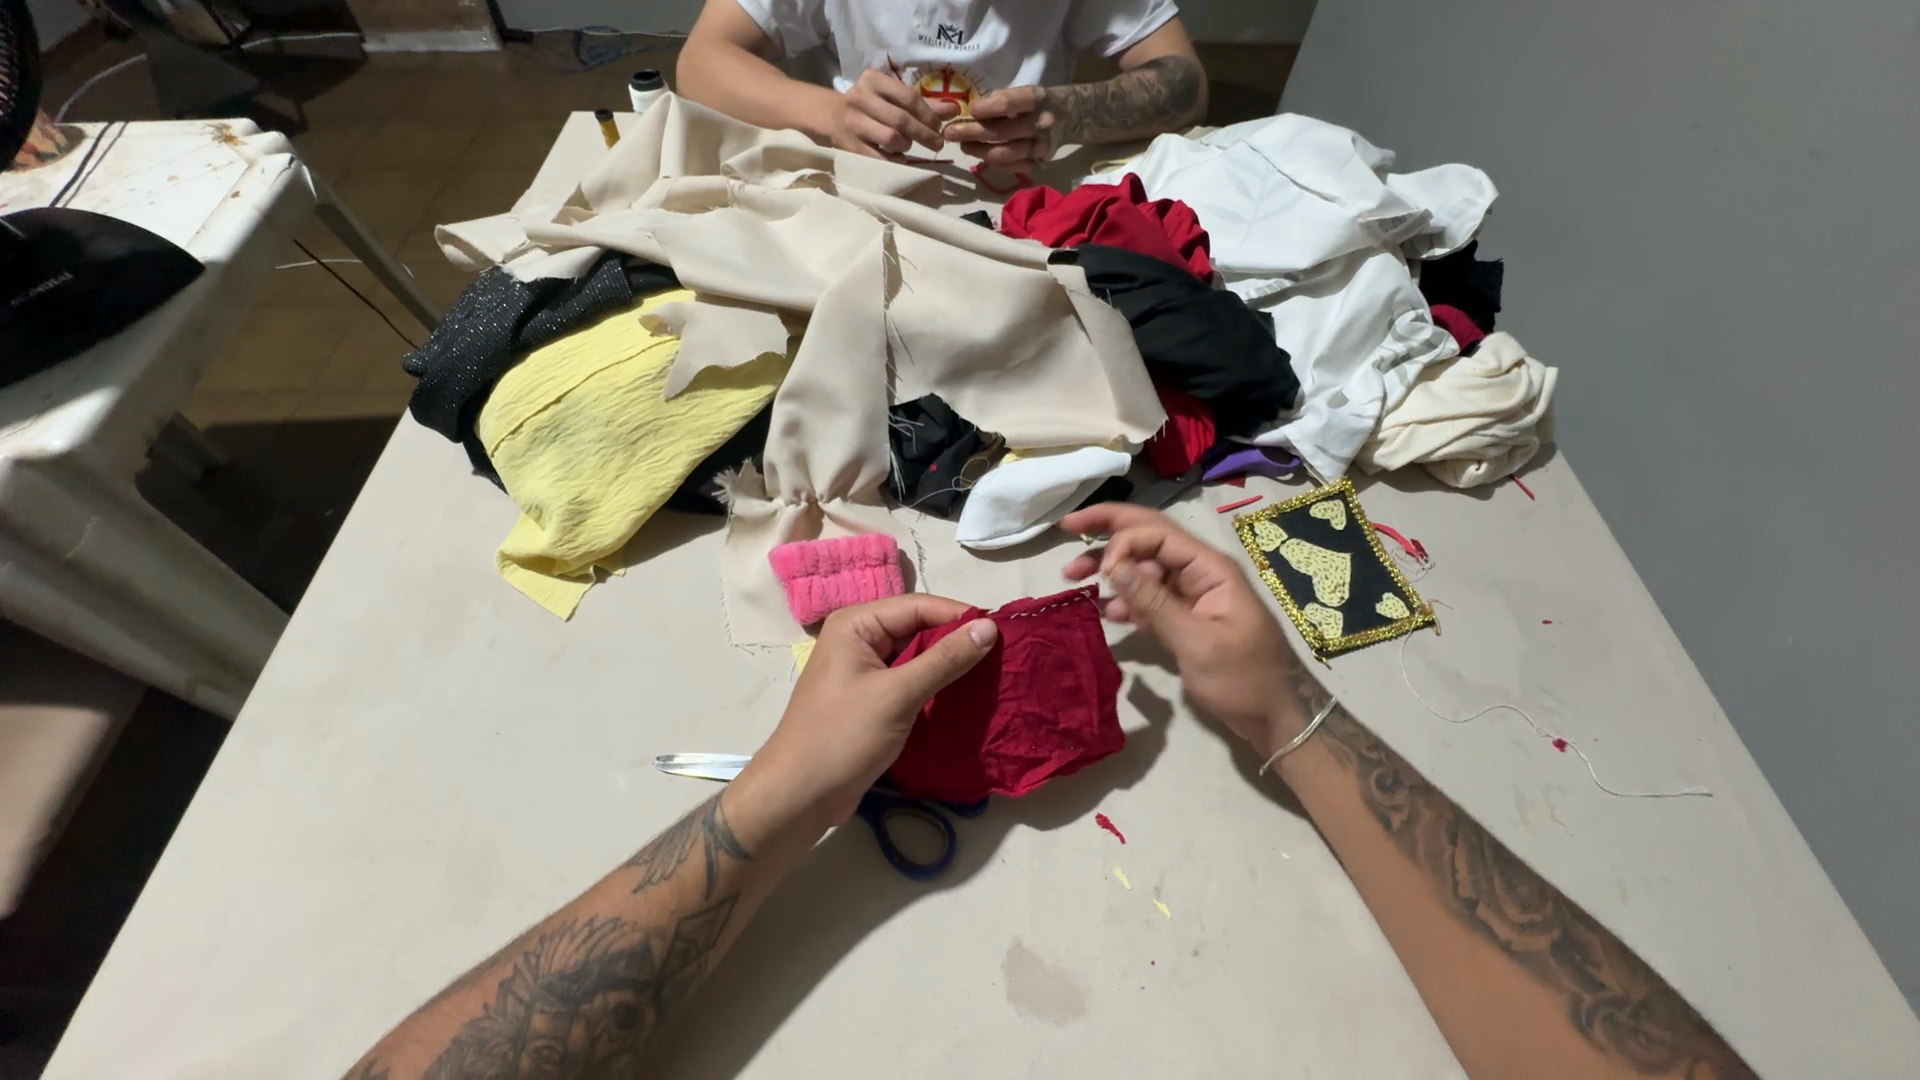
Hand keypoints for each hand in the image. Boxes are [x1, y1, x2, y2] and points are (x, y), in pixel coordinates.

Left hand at [741, 594, 996, 826]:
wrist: (799, 796)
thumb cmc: (843, 736)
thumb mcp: (898, 694)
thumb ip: (945, 659)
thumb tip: (989, 626)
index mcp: (857, 624)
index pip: (919, 606)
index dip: (960, 616)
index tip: (1003, 632)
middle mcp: (859, 638)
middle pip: (918, 627)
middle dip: (957, 640)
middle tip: (1002, 655)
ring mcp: (864, 669)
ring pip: (917, 655)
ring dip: (949, 664)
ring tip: (991, 674)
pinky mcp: (871, 698)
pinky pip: (910, 680)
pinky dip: (935, 685)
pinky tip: (964, 696)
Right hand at [831, 68, 958, 156]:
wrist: (831, 116)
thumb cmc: (871, 106)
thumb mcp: (892, 98)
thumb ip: (923, 104)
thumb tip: (954, 110)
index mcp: (873, 80)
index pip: (908, 98)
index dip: (928, 115)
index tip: (940, 127)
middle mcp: (861, 98)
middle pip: (901, 120)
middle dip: (924, 134)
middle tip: (938, 143)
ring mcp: (854, 123)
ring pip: (891, 139)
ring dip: (907, 146)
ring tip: (910, 147)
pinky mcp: (851, 146)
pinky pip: (880, 159)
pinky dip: (895, 161)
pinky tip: (901, 160)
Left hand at [943, 85, 1049, 170]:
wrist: (1070, 117)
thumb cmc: (1038, 103)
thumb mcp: (1025, 92)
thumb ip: (1002, 102)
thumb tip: (970, 114)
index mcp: (1037, 98)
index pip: (1006, 104)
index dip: (984, 109)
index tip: (969, 111)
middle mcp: (1041, 123)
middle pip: (1000, 132)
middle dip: (971, 133)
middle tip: (950, 133)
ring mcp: (1042, 147)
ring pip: (1003, 154)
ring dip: (978, 151)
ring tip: (963, 146)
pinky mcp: (1040, 164)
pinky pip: (1011, 168)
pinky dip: (993, 163)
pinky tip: (982, 157)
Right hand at [1059, 504, 1316, 755]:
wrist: (1273, 718)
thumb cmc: (1244, 680)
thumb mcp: (1197, 642)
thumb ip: (1154, 602)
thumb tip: (1113, 566)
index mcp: (1210, 568)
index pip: (1158, 533)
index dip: (1124, 542)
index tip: (1101, 573)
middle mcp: (1199, 572)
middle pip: (1148, 537)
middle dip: (1108, 531)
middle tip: (1068, 527)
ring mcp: (1191, 594)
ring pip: (1142, 567)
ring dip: (1109, 568)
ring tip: (1072, 576)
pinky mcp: (1183, 616)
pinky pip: (1147, 596)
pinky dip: (1124, 599)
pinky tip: (1105, 611)